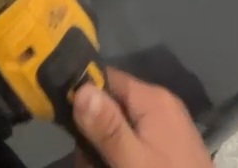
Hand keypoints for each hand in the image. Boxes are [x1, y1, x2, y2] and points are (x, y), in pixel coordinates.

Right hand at [74, 68, 213, 167]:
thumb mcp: (134, 162)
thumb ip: (108, 127)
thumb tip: (79, 87)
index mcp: (153, 98)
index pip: (105, 77)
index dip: (83, 96)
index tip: (67, 122)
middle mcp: (161, 105)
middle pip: (111, 106)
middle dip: (94, 135)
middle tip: (87, 163)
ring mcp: (167, 128)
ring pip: (120, 128)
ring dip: (105, 151)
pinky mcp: (170, 147)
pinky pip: (136, 143)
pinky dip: (122, 157)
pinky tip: (114, 167)